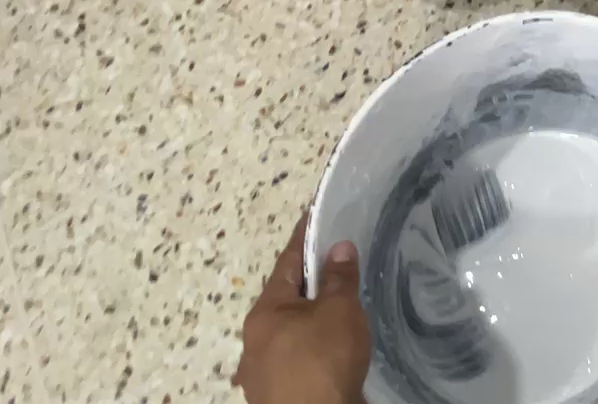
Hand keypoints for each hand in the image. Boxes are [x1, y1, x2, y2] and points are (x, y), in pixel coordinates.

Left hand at [233, 215, 371, 403]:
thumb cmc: (324, 361)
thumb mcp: (339, 310)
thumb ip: (339, 277)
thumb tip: (337, 248)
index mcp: (265, 314)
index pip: (289, 261)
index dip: (305, 235)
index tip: (315, 211)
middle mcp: (255, 340)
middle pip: (287, 296)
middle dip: (312, 276)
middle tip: (340, 255)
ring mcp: (263, 371)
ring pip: (291, 326)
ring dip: (314, 310)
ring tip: (342, 297)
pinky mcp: (279, 392)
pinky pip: (298, 351)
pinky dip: (315, 337)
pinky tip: (334, 339)